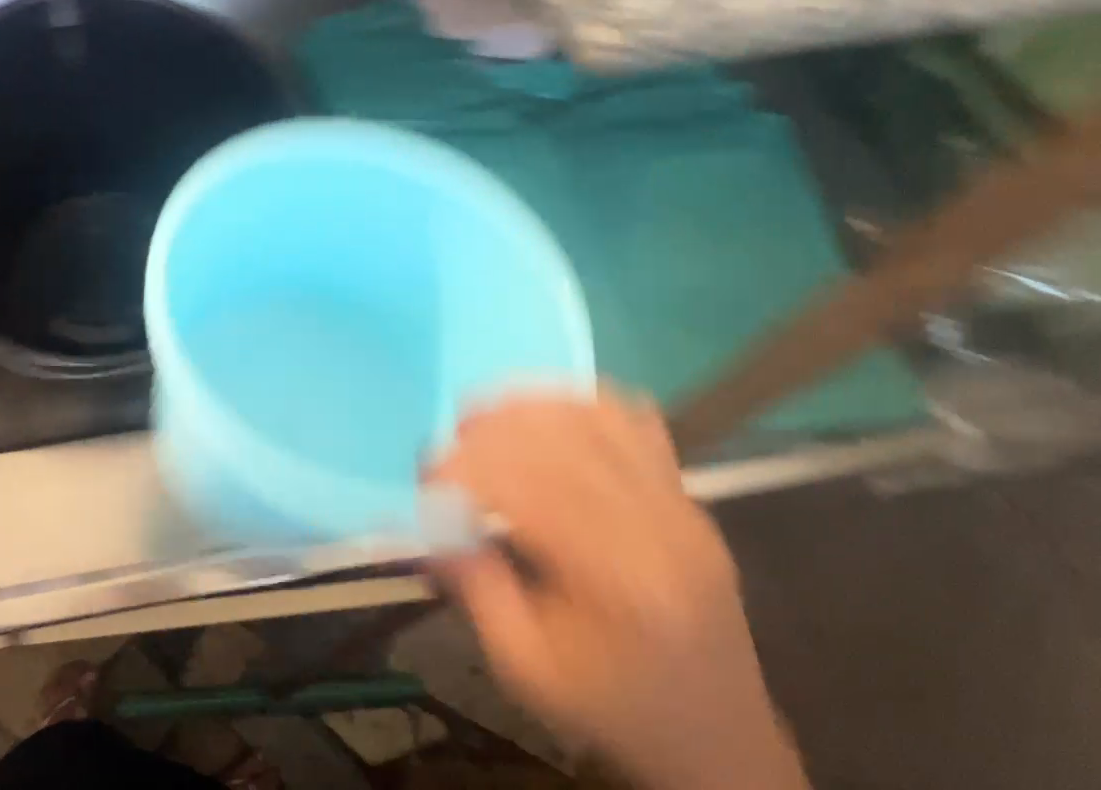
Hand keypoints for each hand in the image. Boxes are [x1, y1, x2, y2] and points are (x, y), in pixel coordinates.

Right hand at [424, 391, 808, 789]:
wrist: (715, 736)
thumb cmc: (610, 706)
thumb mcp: (525, 667)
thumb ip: (475, 587)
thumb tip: (430, 517)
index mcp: (617, 579)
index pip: (531, 487)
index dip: (466, 467)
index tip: (426, 475)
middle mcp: (658, 526)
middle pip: (563, 440)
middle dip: (490, 429)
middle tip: (448, 444)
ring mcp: (681, 504)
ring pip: (598, 417)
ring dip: (530, 407)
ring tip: (486, 421)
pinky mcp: (688, 497)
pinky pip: (635, 422)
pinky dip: (580, 405)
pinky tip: (543, 419)